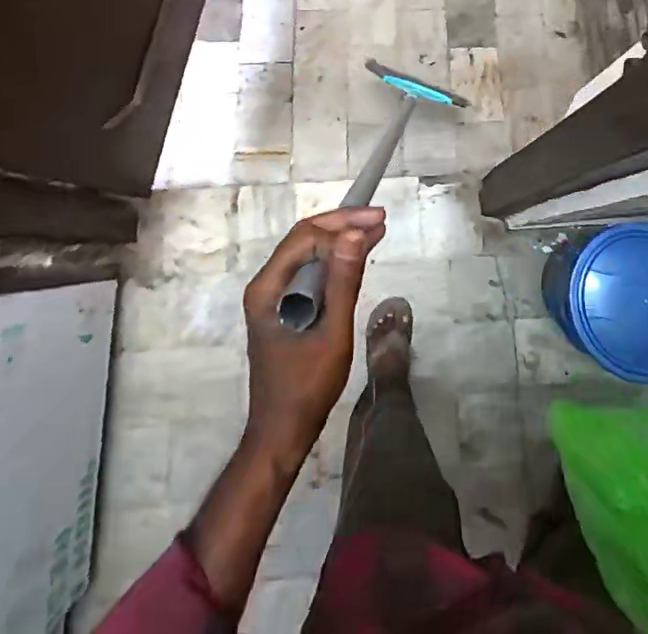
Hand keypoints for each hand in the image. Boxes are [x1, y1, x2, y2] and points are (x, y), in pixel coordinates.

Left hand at [239, 208, 385, 467]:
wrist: (283, 430)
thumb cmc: (306, 385)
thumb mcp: (332, 333)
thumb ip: (342, 282)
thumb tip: (354, 235)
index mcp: (268, 288)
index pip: (305, 238)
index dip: (342, 225)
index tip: (378, 222)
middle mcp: (266, 285)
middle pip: (304, 239)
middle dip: (343, 224)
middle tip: (381, 217)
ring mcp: (274, 296)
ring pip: (309, 253)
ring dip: (341, 239)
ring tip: (377, 229)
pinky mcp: (286, 307)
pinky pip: (311, 271)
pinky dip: (337, 260)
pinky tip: (359, 255)